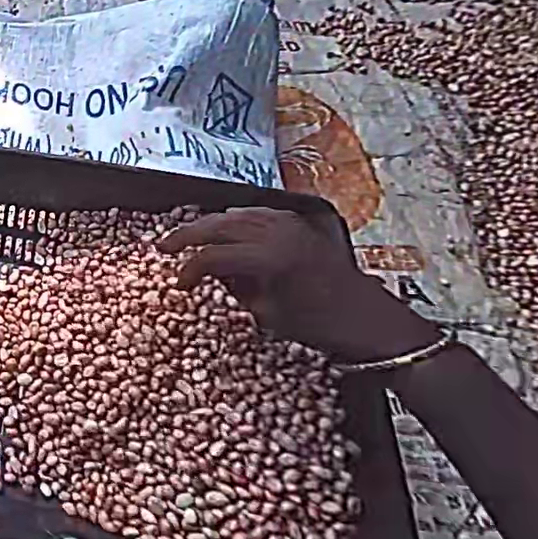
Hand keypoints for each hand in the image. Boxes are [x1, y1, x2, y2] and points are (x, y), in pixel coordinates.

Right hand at [159, 207, 439, 361]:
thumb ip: (234, 289)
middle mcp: (277, 233)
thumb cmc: (320, 326)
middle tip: (164, 246)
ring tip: (187, 235)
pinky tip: (225, 223)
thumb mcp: (267, 313)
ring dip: (208, 224)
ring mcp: (289, 225)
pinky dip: (235, 218)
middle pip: (218, 226)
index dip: (189, 270)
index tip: (178, 284)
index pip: (212, 257)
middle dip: (186, 235)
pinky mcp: (299, 225)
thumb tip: (209, 275)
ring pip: (235, 215)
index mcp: (268, 257)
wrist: (373, 322)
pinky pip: (257, 213)